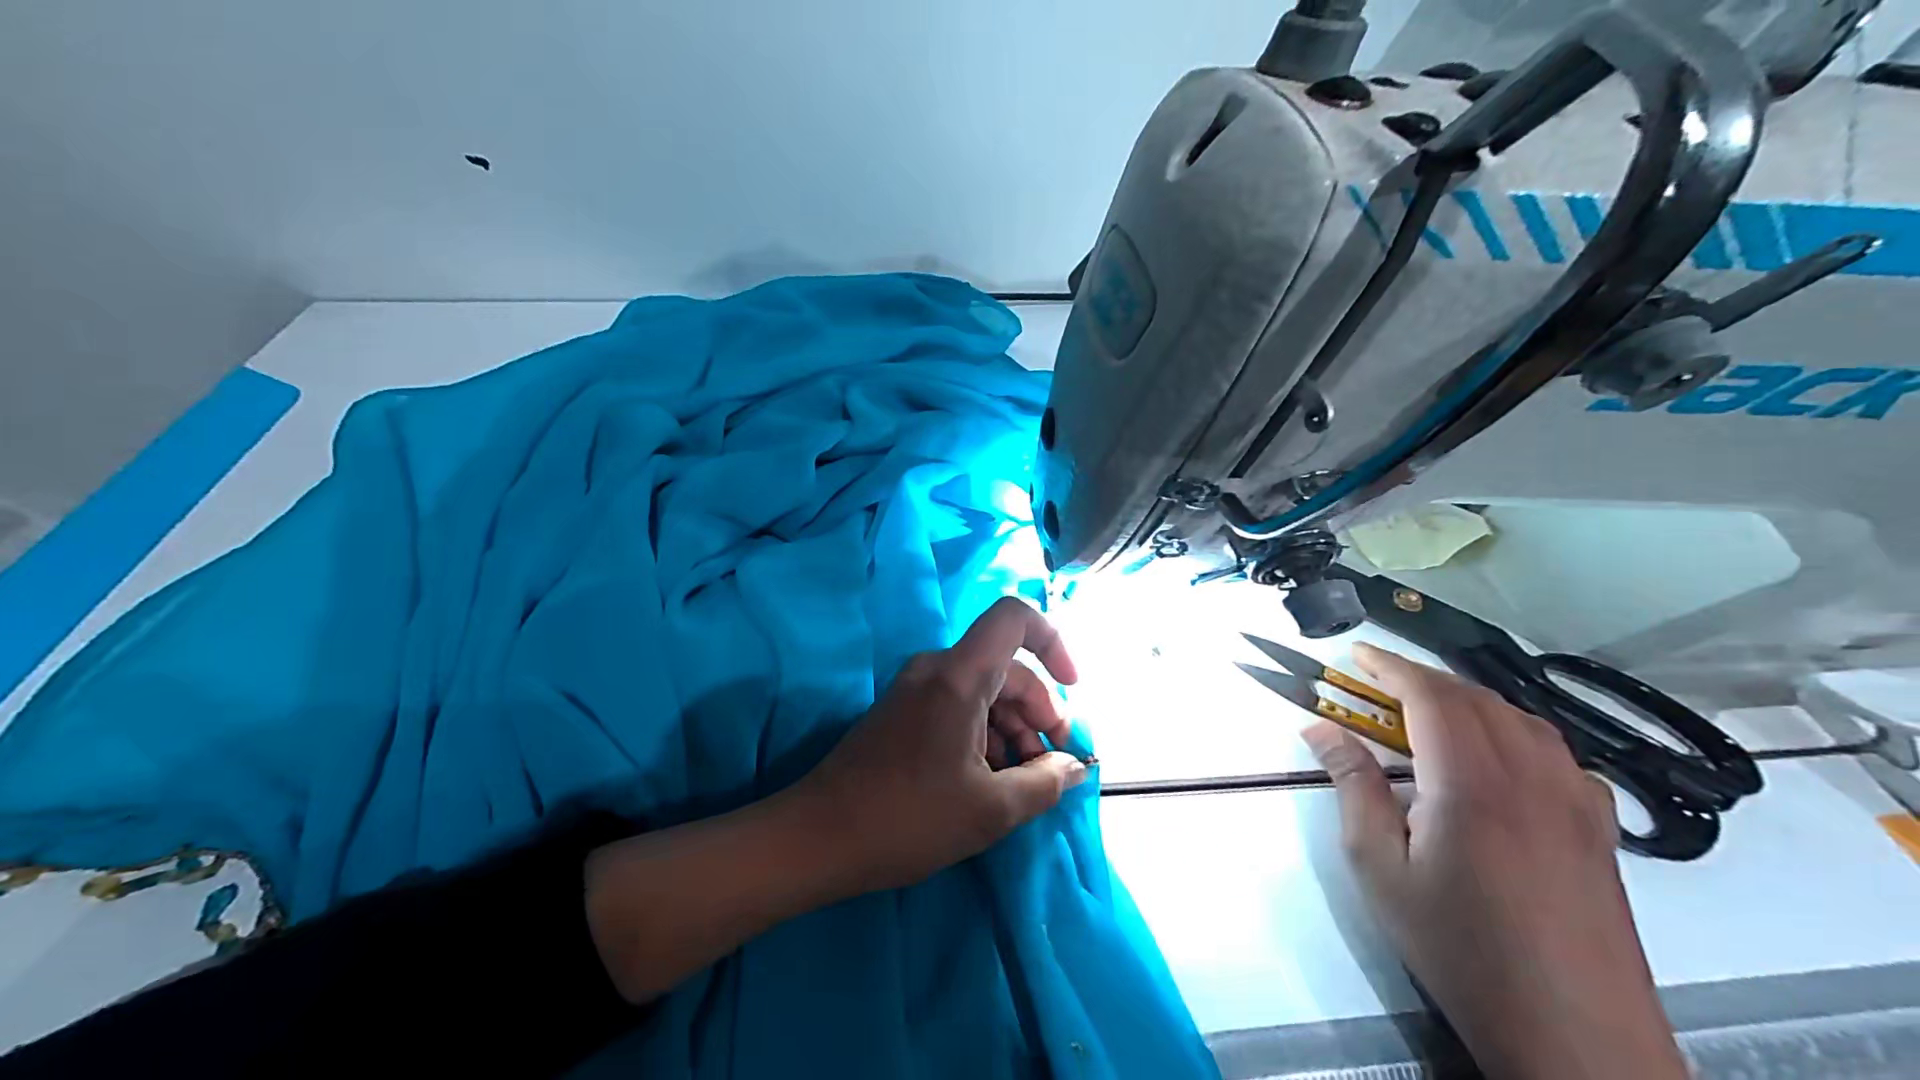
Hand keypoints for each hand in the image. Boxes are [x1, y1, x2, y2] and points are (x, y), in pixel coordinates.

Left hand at [789, 596, 1088, 892]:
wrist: (818, 837)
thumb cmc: (909, 818)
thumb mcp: (991, 809)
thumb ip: (1045, 782)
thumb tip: (1073, 766)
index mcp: (959, 676)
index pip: (1015, 617)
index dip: (1053, 642)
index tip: (1074, 686)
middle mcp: (936, 670)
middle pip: (1007, 668)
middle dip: (1039, 712)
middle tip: (1052, 766)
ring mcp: (915, 690)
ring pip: (983, 691)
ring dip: (1013, 730)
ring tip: (1023, 785)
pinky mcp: (902, 713)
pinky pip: (958, 708)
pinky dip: (984, 735)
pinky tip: (990, 782)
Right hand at [1304, 643, 1686, 1079]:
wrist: (1573, 1032)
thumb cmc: (1459, 947)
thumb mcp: (1380, 867)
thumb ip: (1353, 787)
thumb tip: (1322, 730)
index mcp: (1472, 782)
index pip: (1431, 696)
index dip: (1390, 666)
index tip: (1356, 654)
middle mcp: (1532, 777)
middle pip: (1474, 699)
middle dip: (1420, 680)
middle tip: (1375, 687)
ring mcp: (1577, 801)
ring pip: (1519, 719)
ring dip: (1466, 702)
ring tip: (1426, 715)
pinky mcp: (1601, 828)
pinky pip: (1556, 753)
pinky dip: (1513, 733)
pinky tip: (1495, 760)